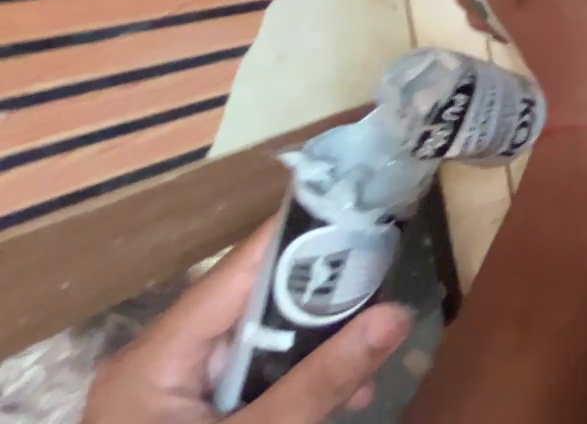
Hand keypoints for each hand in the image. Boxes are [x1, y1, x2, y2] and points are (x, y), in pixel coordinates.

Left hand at [84, 220, 412, 423]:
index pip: (246, 265)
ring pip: (273, 336)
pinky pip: (265, 370)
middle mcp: (165, 356)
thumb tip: (402, 311)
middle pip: (265, 299)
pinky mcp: (197, 408)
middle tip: (387, 308)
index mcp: (157, 355)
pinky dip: (308, 376)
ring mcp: (179, 384)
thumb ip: (324, 379)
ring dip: (328, 347)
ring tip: (372, 370)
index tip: (377, 210)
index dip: (310, 234)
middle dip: (331, 307)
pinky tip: (347, 395)